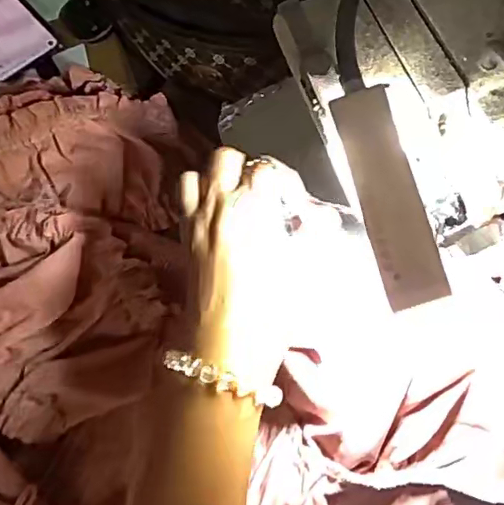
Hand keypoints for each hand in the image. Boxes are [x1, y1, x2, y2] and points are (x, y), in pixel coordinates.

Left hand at [178, 147, 306, 396]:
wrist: (226, 348)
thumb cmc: (270, 311)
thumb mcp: (304, 268)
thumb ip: (312, 234)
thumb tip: (322, 217)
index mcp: (253, 208)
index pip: (265, 167)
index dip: (281, 178)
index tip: (289, 195)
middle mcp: (219, 206)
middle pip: (225, 157)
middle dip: (244, 165)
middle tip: (260, 188)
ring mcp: (195, 222)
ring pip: (195, 174)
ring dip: (214, 179)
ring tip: (233, 197)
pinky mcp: (182, 240)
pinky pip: (184, 202)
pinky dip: (196, 198)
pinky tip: (216, 218)